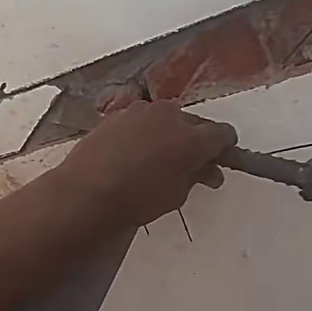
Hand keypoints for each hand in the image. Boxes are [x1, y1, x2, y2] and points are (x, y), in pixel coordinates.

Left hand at [52, 88, 236, 226]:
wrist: (86, 192)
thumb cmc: (139, 199)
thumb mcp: (177, 194)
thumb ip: (197, 176)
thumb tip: (209, 171)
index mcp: (192, 137)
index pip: (223, 134)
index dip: (225, 148)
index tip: (219, 160)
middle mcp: (170, 115)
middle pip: (193, 124)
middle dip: (195, 143)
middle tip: (190, 167)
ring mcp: (140, 111)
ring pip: (165, 121)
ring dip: (168, 136)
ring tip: (158, 162)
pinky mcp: (116, 115)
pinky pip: (140, 123)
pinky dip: (143, 136)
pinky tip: (133, 157)